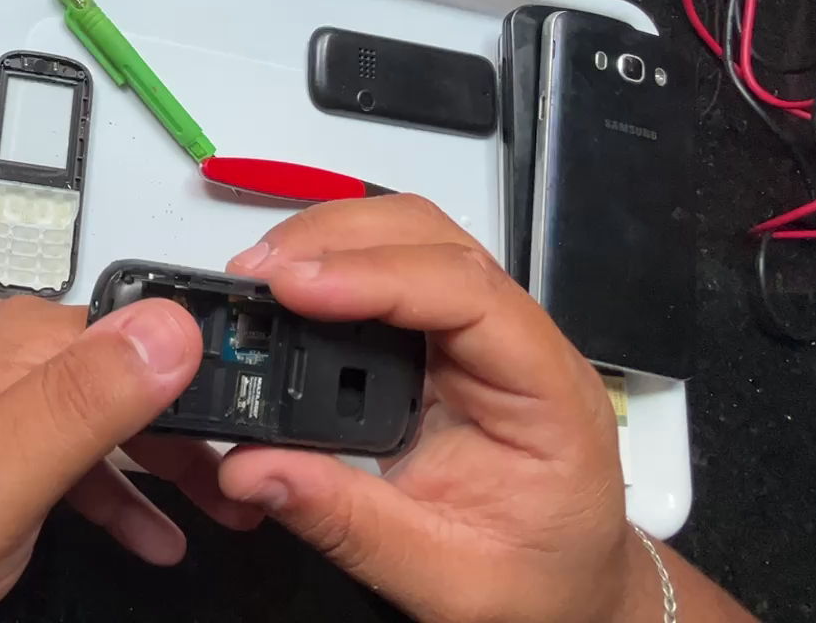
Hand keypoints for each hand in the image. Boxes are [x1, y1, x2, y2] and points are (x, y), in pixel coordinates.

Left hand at [0, 296, 261, 622]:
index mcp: (24, 342)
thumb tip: (172, 329)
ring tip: (219, 507)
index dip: (213, 388)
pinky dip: (113, 478)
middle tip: (249, 486)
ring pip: (107, 407)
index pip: (149, 338)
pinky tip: (146, 525)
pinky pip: (68, 441)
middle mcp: (13, 345)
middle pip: (134, 370)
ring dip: (165, 457)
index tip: (259, 442)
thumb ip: (84, 403)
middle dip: (198, 428)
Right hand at [218, 195, 644, 622]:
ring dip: (324, 235)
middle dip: (333, 238)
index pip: (466, 293)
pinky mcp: (433, 320)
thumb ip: (345, 520)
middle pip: (428, 235)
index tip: (290, 286)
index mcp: (543, 393)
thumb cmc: (530, 579)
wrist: (568, 586)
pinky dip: (326, 250)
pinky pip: (382, 253)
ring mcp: (472, 320)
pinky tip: (285, 277)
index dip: (373, 275)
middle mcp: (512, 336)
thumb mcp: (442, 577)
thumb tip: (247, 467)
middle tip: (256, 273)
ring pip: (402, 228)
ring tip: (260, 272)